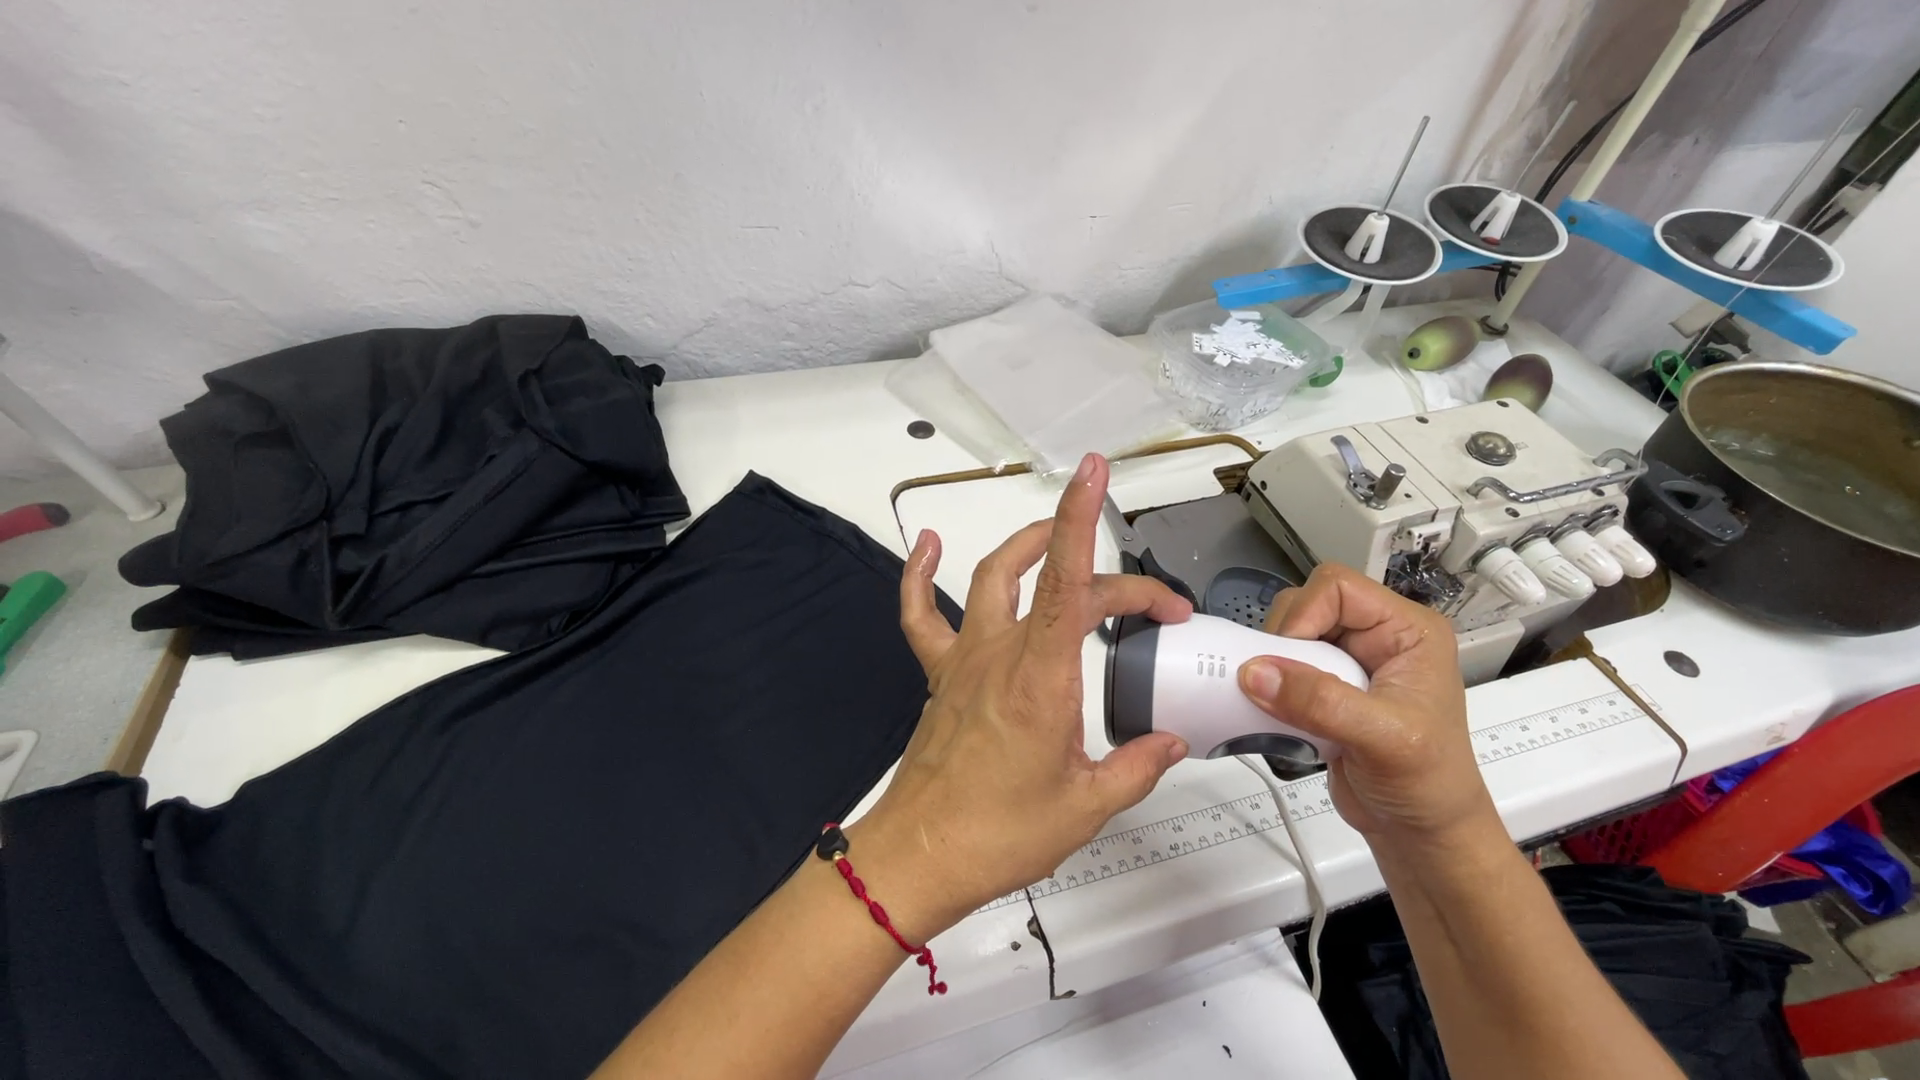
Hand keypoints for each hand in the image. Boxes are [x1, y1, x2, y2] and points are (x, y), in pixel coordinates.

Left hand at [858, 453, 1192, 936]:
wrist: (921, 856)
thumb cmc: (995, 833)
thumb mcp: (1087, 806)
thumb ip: (1138, 766)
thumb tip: (1168, 742)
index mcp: (1042, 677)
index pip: (1068, 579)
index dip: (1080, 518)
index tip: (1092, 472)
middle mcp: (1000, 653)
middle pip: (1055, 582)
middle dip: (1113, 583)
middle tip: (1151, 606)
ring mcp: (964, 659)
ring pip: (992, 578)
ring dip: (1027, 547)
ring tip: (1058, 537)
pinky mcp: (940, 676)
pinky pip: (921, 614)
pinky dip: (921, 575)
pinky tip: (930, 547)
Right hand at [1237, 563, 1491, 842]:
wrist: (1423, 834)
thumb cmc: (1427, 784)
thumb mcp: (1383, 738)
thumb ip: (1320, 701)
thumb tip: (1253, 671)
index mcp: (1407, 630)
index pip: (1337, 587)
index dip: (1304, 615)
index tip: (1286, 660)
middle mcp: (1377, 637)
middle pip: (1306, 605)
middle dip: (1283, 642)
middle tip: (1280, 686)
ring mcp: (1349, 663)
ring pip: (1287, 636)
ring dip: (1273, 667)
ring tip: (1280, 703)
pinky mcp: (1325, 689)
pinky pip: (1281, 669)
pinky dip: (1269, 688)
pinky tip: (1275, 713)